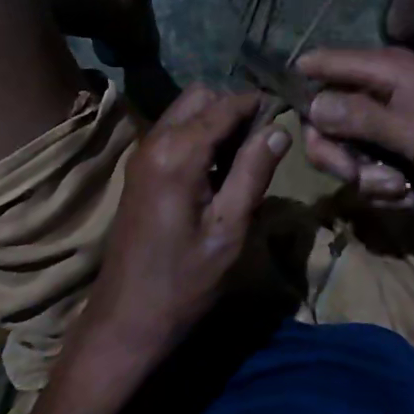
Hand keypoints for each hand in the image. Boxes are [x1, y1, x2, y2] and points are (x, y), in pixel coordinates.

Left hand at [74, 86, 289, 364]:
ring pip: (185, 111)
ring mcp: (142, 152)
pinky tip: (220, 168)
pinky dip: (198, 135)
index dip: (256, 103)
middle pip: (199, 97)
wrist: (127, 316)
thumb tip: (279, 129)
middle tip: (265, 138)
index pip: (223, 106)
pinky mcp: (140, 168)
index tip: (286, 109)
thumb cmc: (184, 281)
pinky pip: (174, 132)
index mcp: (177, 152)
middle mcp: (155, 140)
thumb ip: (253, 173)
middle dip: (233, 108)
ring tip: (248, 154)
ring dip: (215, 120)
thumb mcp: (229, 230)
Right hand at [296, 47, 413, 196]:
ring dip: (360, 174)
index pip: (322, 62)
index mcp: (385, 70)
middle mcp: (374, 87)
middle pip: (321, 113)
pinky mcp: (383, 141)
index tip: (295, 122)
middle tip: (358, 176)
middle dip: (335, 152)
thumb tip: (313, 106)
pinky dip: (375, 182)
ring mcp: (378, 115)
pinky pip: (358, 162)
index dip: (300, 86)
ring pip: (337, 144)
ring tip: (396, 188)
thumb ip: (366, 120)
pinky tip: (404, 192)